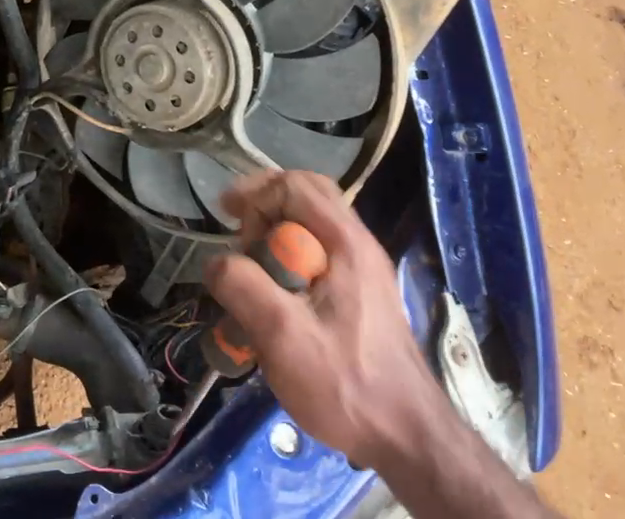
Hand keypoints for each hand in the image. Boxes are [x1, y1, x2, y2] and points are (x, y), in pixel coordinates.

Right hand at [202, 171, 446, 469]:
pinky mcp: (357, 298)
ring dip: (273, 236)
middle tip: (237, 232)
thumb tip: (216, 263)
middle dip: (264, 205)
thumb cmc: (346, 383)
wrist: (408, 439)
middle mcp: (358, 246)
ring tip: (248, 268)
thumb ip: (243, 286)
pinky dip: (285, 262)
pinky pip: (316, 257)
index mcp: (346, 243)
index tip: (229, 222)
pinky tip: (270, 299)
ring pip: (310, 227)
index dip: (255, 196)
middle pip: (307, 196)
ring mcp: (361, 272)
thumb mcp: (282, 334)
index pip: (295, 186)